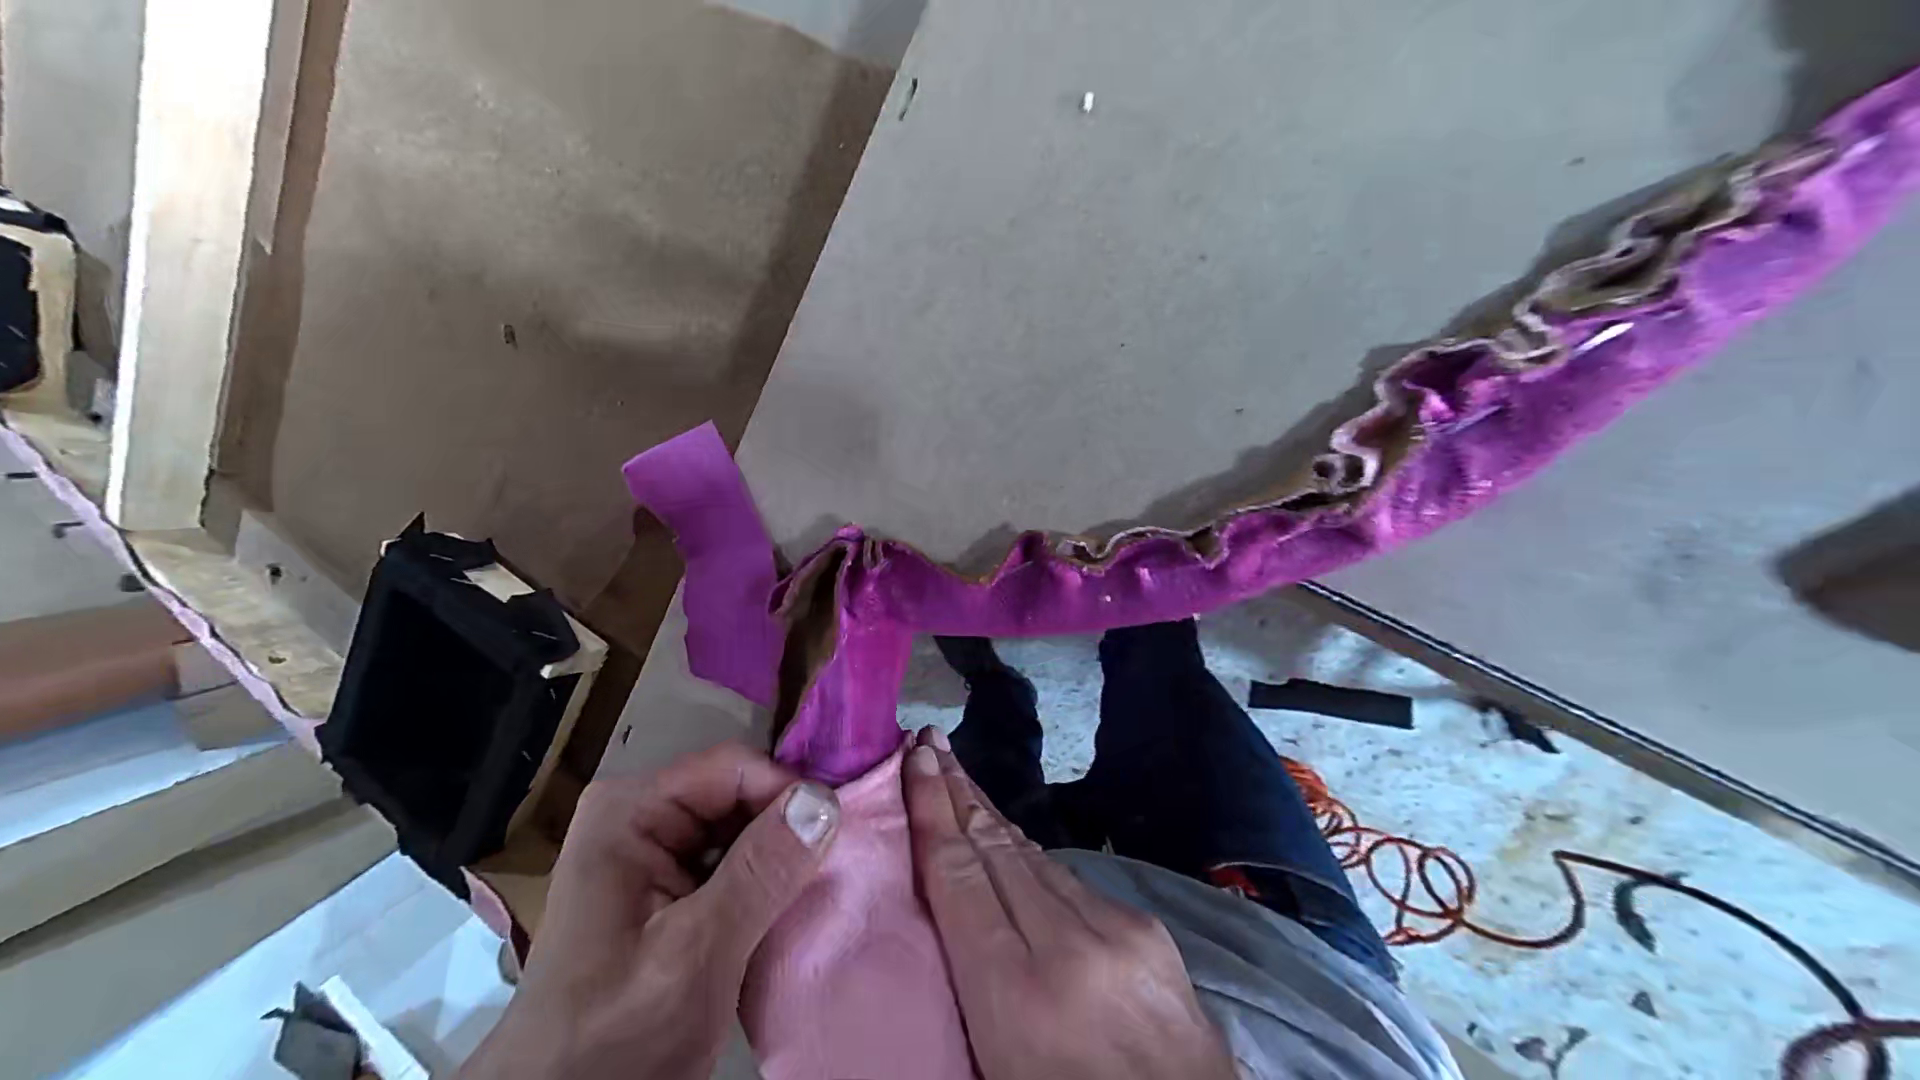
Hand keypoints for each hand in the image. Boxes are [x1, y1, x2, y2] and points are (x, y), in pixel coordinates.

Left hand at [458, 742, 839, 1079]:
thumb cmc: (613, 1042)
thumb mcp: (695, 956)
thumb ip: (761, 873)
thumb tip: (826, 799)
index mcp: (629, 810)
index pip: (734, 767)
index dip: (788, 795)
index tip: (836, 839)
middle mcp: (640, 813)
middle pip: (740, 791)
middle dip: (786, 827)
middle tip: (832, 870)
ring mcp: (652, 848)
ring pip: (743, 823)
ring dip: (781, 855)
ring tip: (815, 890)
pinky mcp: (669, 882)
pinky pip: (734, 856)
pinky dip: (765, 878)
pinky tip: (784, 908)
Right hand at [904, 728, 1237, 1079]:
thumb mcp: (992, 1062)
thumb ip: (966, 978)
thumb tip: (945, 905)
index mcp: (1013, 994)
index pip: (959, 876)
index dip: (932, 811)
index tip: (916, 761)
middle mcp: (1065, 946)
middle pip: (995, 848)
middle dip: (958, 790)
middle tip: (930, 743)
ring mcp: (1113, 929)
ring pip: (1033, 854)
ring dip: (991, 815)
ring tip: (960, 776)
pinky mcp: (1144, 926)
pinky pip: (1069, 879)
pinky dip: (1031, 855)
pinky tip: (1011, 841)